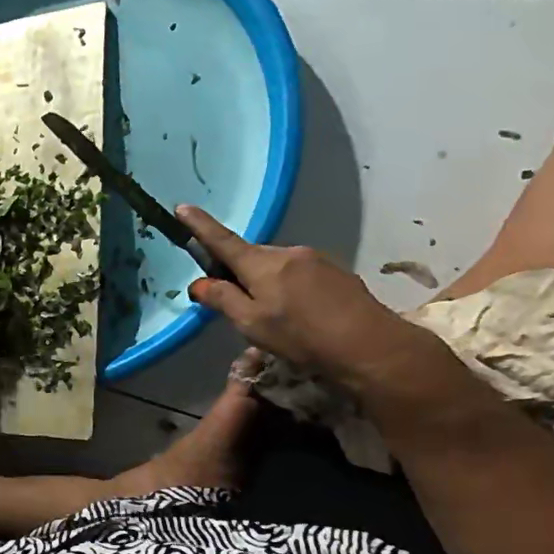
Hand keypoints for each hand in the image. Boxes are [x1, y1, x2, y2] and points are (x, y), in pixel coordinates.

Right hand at [177, 206, 456, 395]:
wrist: (371, 346)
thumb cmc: (302, 336)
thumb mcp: (251, 324)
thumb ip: (222, 300)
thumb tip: (198, 283)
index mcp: (261, 264)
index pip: (222, 240)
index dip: (200, 226)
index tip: (183, 207)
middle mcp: (287, 253)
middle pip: (251, 256)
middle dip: (238, 270)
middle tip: (233, 301)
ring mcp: (315, 260)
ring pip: (276, 266)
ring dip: (266, 282)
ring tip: (272, 316)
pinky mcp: (336, 272)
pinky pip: (299, 273)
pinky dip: (289, 287)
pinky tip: (299, 314)